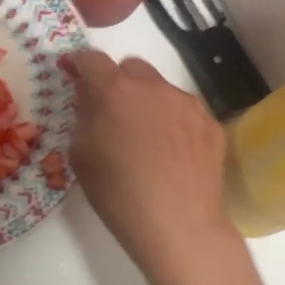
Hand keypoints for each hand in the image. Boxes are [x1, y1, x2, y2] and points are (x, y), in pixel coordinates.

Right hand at [67, 50, 237, 282]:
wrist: (178, 225)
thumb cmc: (117, 192)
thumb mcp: (81, 154)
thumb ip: (83, 114)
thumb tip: (89, 96)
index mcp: (115, 91)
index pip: (92, 59)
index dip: (79, 64)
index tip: (73, 75)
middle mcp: (154, 88)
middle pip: (131, 67)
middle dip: (117, 81)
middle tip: (111, 112)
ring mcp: (187, 104)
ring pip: (161, 88)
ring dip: (148, 101)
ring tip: (146, 137)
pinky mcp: (211, 124)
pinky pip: (185, 111)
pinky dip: (173, 121)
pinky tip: (171, 153)